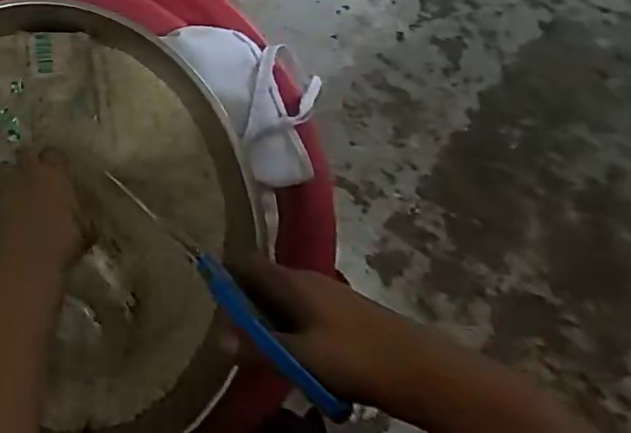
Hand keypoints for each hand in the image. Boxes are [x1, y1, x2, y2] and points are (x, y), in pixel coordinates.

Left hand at [0, 151, 88, 270]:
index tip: (58, 171)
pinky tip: (6, 212)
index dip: (55, 160)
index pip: (53, 153)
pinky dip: (0, 199)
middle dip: (27, 161)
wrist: (30, 256)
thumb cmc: (64, 239)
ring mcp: (9, 183)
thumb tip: (83, 216)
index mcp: (55, 171)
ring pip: (5, 168)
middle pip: (24, 152)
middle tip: (34, 176)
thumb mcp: (85, 228)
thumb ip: (81, 214)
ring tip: (17, 190)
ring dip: (10, 176)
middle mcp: (30, 170)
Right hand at [222, 255, 422, 407]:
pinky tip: (292, 350)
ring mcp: (325, 293)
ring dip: (267, 315)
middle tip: (227, 325)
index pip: (245, 261)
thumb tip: (217, 336)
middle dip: (243, 298)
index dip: (224, 272)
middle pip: (262, 278)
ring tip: (256, 342)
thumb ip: (261, 346)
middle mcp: (304, 277)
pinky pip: (300, 309)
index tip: (207, 292)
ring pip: (282, 296)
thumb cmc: (357, 356)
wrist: (422, 368)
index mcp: (290, 279)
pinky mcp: (341, 312)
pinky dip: (288, 324)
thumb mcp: (304, 356)